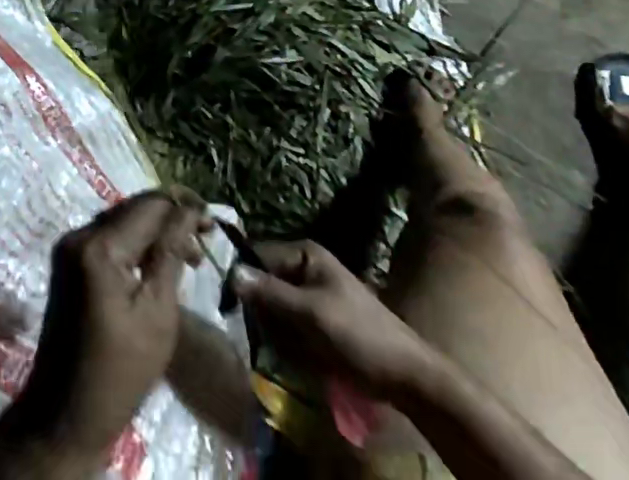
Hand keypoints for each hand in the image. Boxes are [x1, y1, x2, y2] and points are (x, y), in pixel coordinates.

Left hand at [0, 193, 207, 477]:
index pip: (151, 206)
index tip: (215, 223)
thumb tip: (191, 212)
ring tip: (190, 253)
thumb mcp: (158, 313)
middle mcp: (79, 236)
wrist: (64, 414)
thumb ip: (172, 253)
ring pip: (122, 219)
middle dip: (171, 215)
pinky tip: (159, 261)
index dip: (185, 207)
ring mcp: (69, 247)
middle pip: (134, 207)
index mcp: (100, 248)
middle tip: (206, 235)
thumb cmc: (120, 372)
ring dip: (155, 228)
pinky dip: (135, 241)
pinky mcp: (68, 261)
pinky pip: (108, 236)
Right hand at [231, 240, 437, 399]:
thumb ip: (270, 292)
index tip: (226, 302)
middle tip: (259, 333)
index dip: (241, 278)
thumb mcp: (311, 312)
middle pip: (262, 283)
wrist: (403, 374)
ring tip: (283, 346)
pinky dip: (283, 340)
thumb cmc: (359, 334)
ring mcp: (308, 295)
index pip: (257, 256)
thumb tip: (231, 272)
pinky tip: (291, 354)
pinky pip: (283, 325)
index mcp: (304, 254)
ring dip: (271, 329)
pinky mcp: (312, 320)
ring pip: (270, 308)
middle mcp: (303, 268)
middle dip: (259, 310)